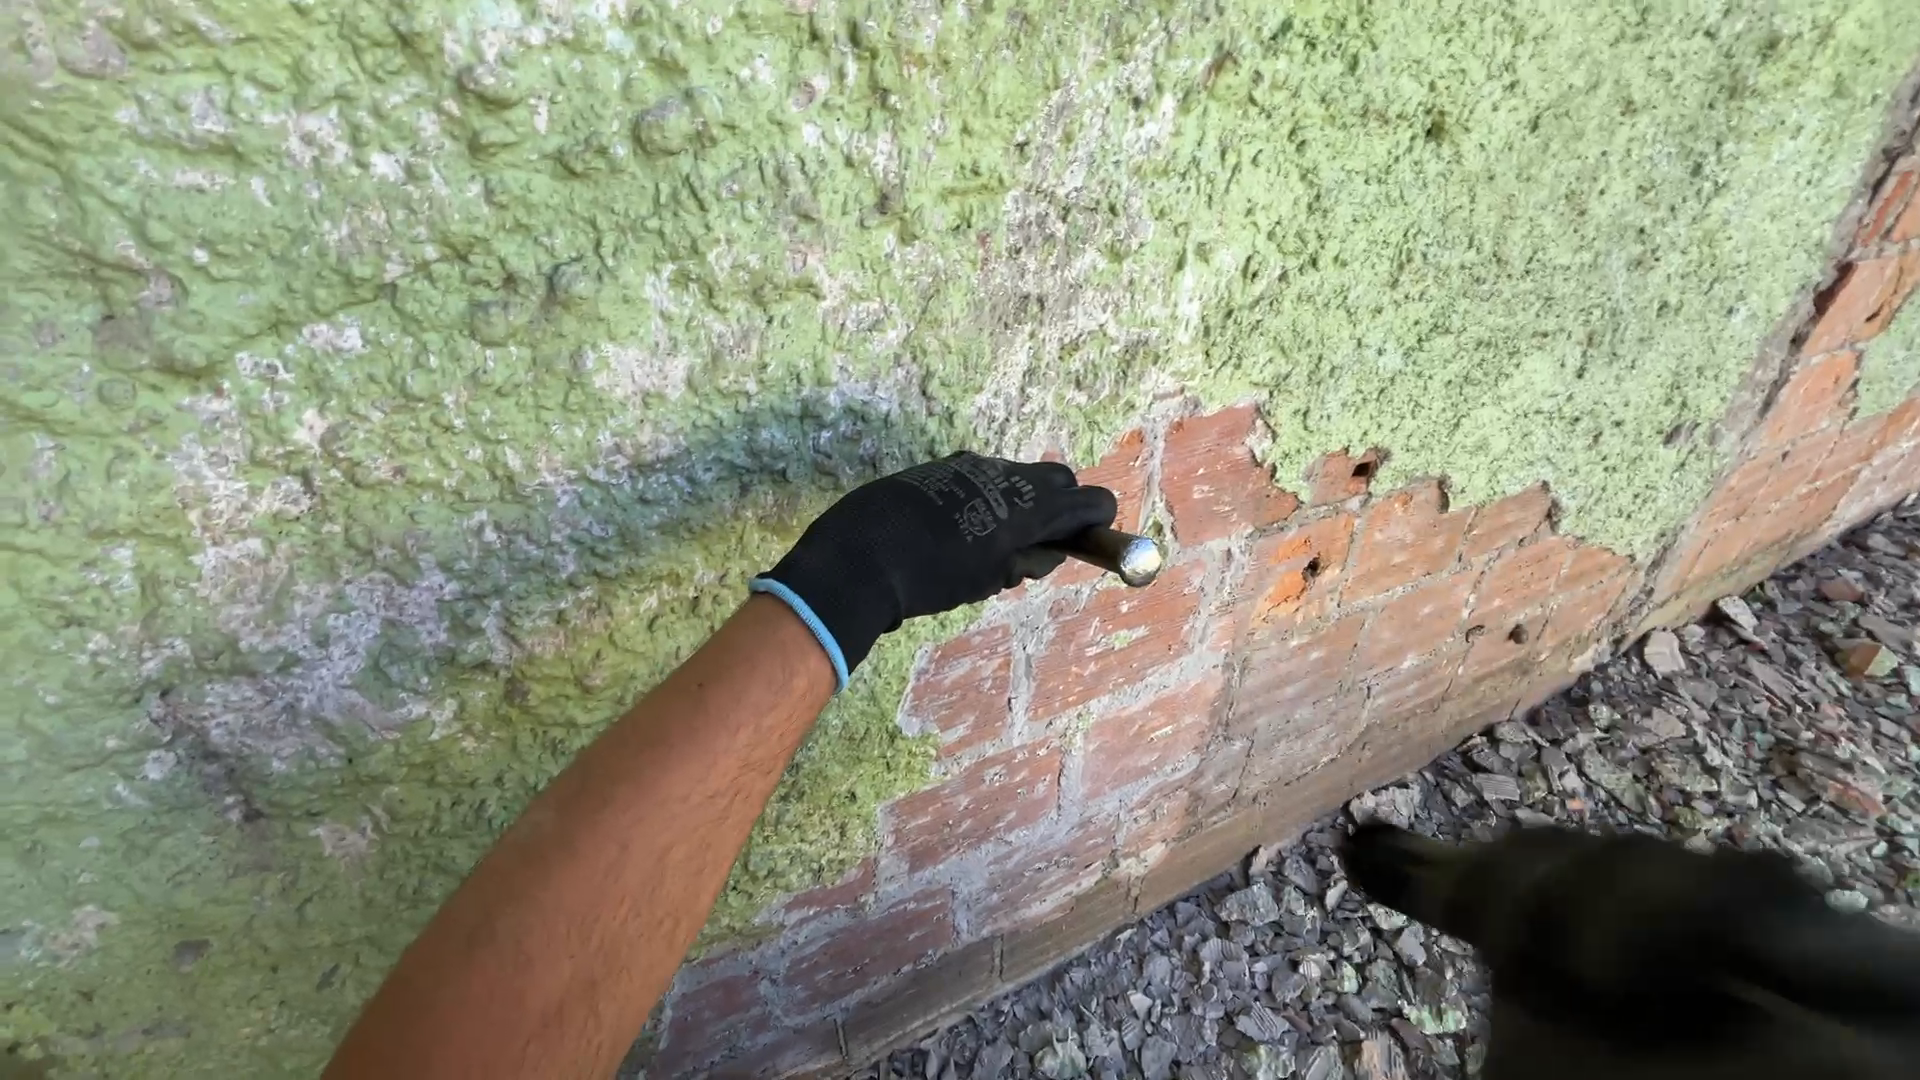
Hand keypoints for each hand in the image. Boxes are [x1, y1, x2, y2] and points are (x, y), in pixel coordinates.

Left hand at [753, 452, 1117, 686]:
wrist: (858, 557)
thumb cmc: (930, 579)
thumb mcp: (988, 578)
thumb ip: (1027, 559)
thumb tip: (1049, 549)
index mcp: (1024, 505)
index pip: (1086, 498)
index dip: (1096, 517)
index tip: (1092, 534)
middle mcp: (1002, 474)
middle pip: (1054, 479)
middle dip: (1058, 506)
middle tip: (1038, 543)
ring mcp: (968, 465)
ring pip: (1014, 477)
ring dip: (1018, 502)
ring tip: (990, 543)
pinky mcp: (939, 467)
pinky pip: (978, 477)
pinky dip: (984, 497)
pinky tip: (955, 528)